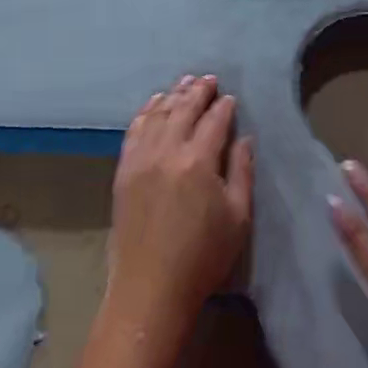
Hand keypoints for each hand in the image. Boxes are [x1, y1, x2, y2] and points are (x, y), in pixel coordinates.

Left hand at [107, 75, 253, 324]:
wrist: (151, 288)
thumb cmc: (203, 256)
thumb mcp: (238, 216)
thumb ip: (241, 171)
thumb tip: (244, 138)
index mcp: (198, 161)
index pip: (214, 121)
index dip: (224, 107)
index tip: (230, 98)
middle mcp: (166, 151)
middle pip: (183, 109)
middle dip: (198, 91)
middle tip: (209, 79)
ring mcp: (140, 158)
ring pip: (157, 114)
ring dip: (173, 95)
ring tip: (184, 82)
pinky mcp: (123, 170)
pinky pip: (134, 130)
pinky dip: (146, 112)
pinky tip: (153, 104)